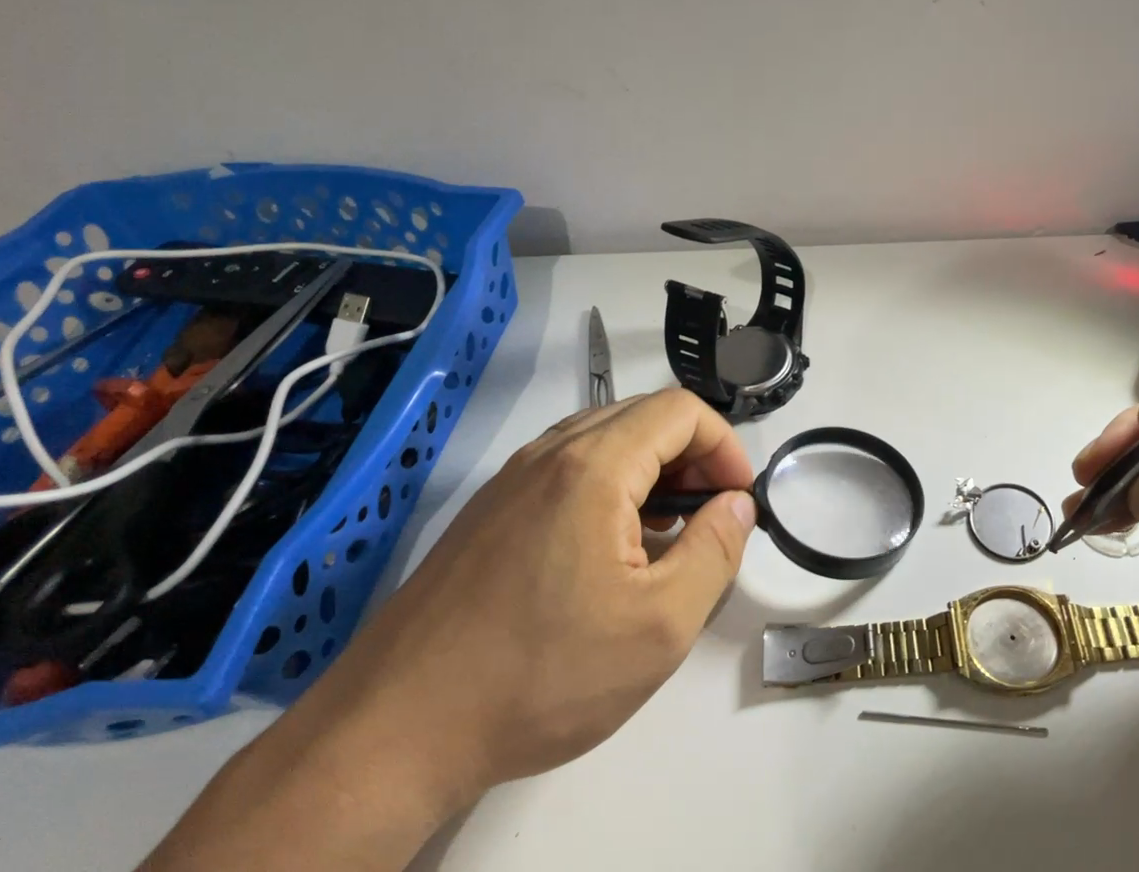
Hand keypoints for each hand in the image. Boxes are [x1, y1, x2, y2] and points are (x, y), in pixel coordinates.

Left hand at [328, 389, 755, 791]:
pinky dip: (608, 490)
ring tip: (666, 540)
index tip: (738, 502)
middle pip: (641, 417)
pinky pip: (564, 473)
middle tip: (710, 519)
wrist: (400, 728)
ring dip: (650, 472)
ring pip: (601, 442)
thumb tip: (736, 504)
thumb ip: (715, 551)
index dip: (726, 446)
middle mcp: (546, 456)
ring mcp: (508, 483)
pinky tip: (610, 556)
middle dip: (692, 456)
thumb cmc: (544, 676)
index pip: (681, 410)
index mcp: (592, 467)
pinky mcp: (487, 515)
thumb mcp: (661, 624)